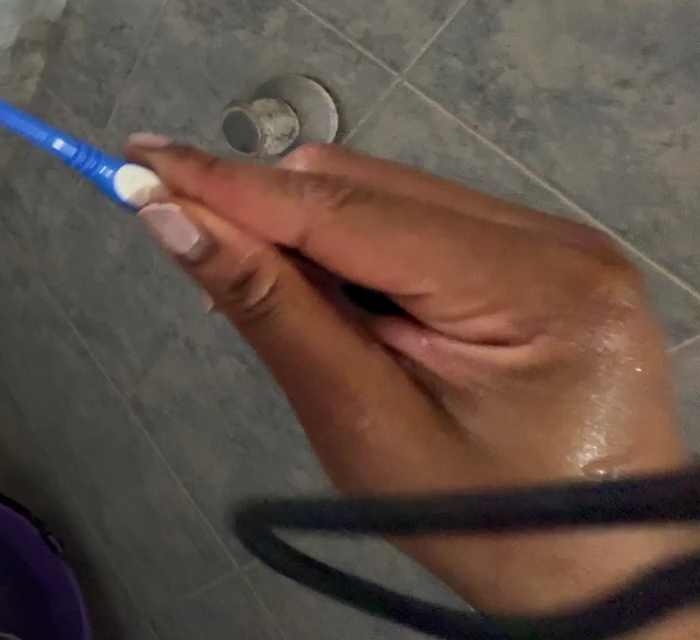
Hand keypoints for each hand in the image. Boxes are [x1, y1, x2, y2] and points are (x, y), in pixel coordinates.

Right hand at [124, 137, 696, 619]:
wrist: (597, 570)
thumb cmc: (474, 513)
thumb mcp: (351, 414)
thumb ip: (261, 301)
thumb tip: (163, 216)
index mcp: (527, 287)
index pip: (333, 210)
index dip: (221, 182)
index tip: (132, 159)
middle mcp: (542, 236)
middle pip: (344, 185)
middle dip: (254, 210)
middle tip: (194, 257)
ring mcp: (536, 235)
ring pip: (356, 188)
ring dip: (285, 226)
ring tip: (272, 298)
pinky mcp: (516, 247)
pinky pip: (383, 209)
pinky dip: (323, 239)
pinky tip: (320, 294)